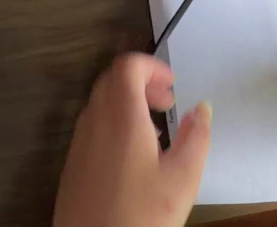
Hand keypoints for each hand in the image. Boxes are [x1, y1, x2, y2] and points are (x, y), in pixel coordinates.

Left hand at [55, 53, 211, 226]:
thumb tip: (202, 108)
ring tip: (154, 130)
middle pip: (114, 77)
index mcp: (121, 115)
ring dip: (128, 100)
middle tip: (167, 102)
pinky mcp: (73, 159)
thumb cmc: (140, 216)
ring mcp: (80, 138)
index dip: (152, 65)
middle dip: (142, 81)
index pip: (128, 65)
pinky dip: (114, 120)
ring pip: (102, 99)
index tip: (173, 84)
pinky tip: (132, 153)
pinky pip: (94, 122)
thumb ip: (196, 138)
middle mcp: (95, 118)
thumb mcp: (181, 181)